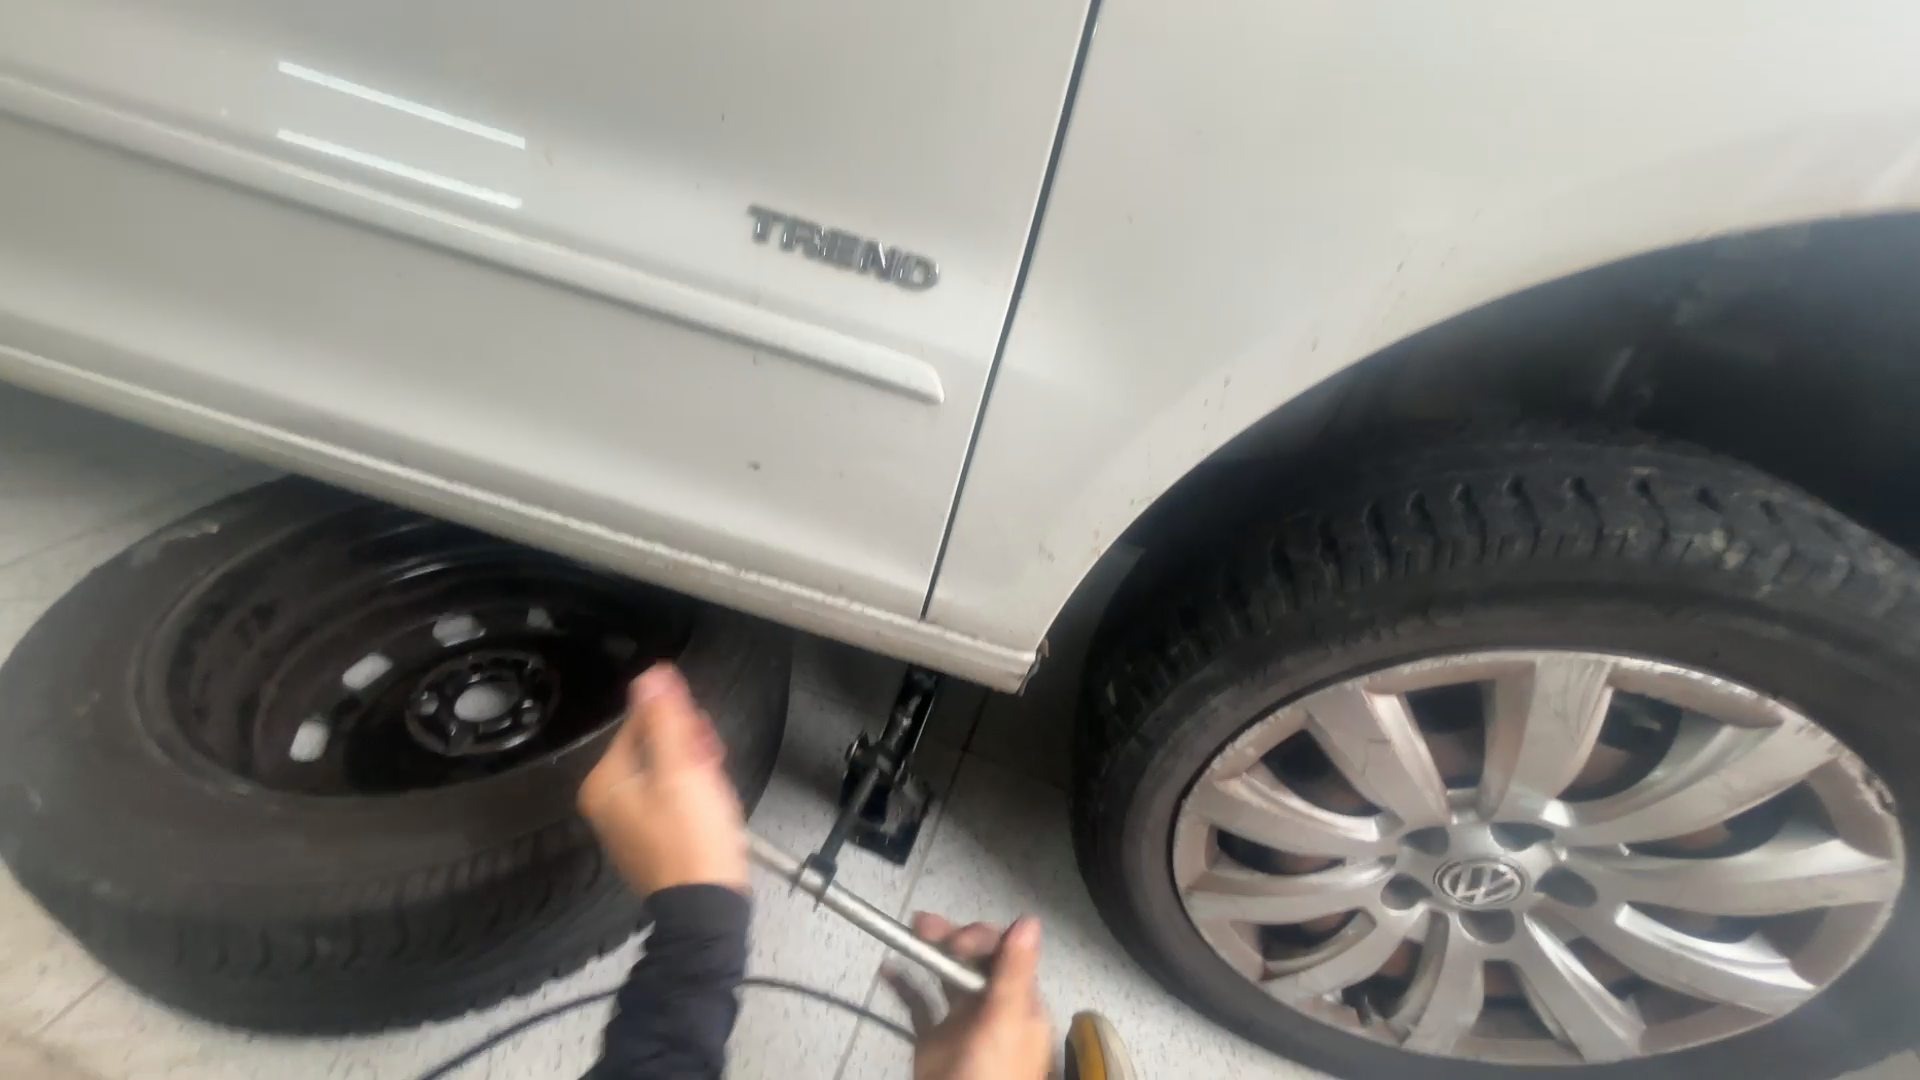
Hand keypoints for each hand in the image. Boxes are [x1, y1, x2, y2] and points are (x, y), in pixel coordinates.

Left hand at [577, 664, 747, 894]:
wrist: (708, 904)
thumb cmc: (694, 835)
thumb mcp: (683, 768)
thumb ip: (667, 719)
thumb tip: (651, 675)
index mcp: (605, 781)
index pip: (643, 722)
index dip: (682, 725)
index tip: (703, 745)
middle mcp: (608, 799)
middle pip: (656, 744)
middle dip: (690, 748)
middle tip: (710, 769)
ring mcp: (629, 819)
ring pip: (668, 767)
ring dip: (697, 768)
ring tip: (714, 790)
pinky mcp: (652, 833)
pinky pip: (671, 792)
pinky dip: (693, 790)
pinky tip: (710, 805)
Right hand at [881, 913, 1054, 1079]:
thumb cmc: (987, 1078)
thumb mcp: (1006, 1025)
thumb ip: (1015, 972)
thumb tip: (1030, 920)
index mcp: (1018, 1005)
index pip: (1003, 953)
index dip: (979, 938)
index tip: (955, 942)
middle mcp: (992, 1010)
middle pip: (973, 960)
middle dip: (950, 936)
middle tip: (921, 925)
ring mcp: (961, 1027)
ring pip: (945, 977)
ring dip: (927, 952)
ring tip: (908, 932)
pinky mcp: (933, 1046)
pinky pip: (918, 1006)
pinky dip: (903, 986)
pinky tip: (887, 969)